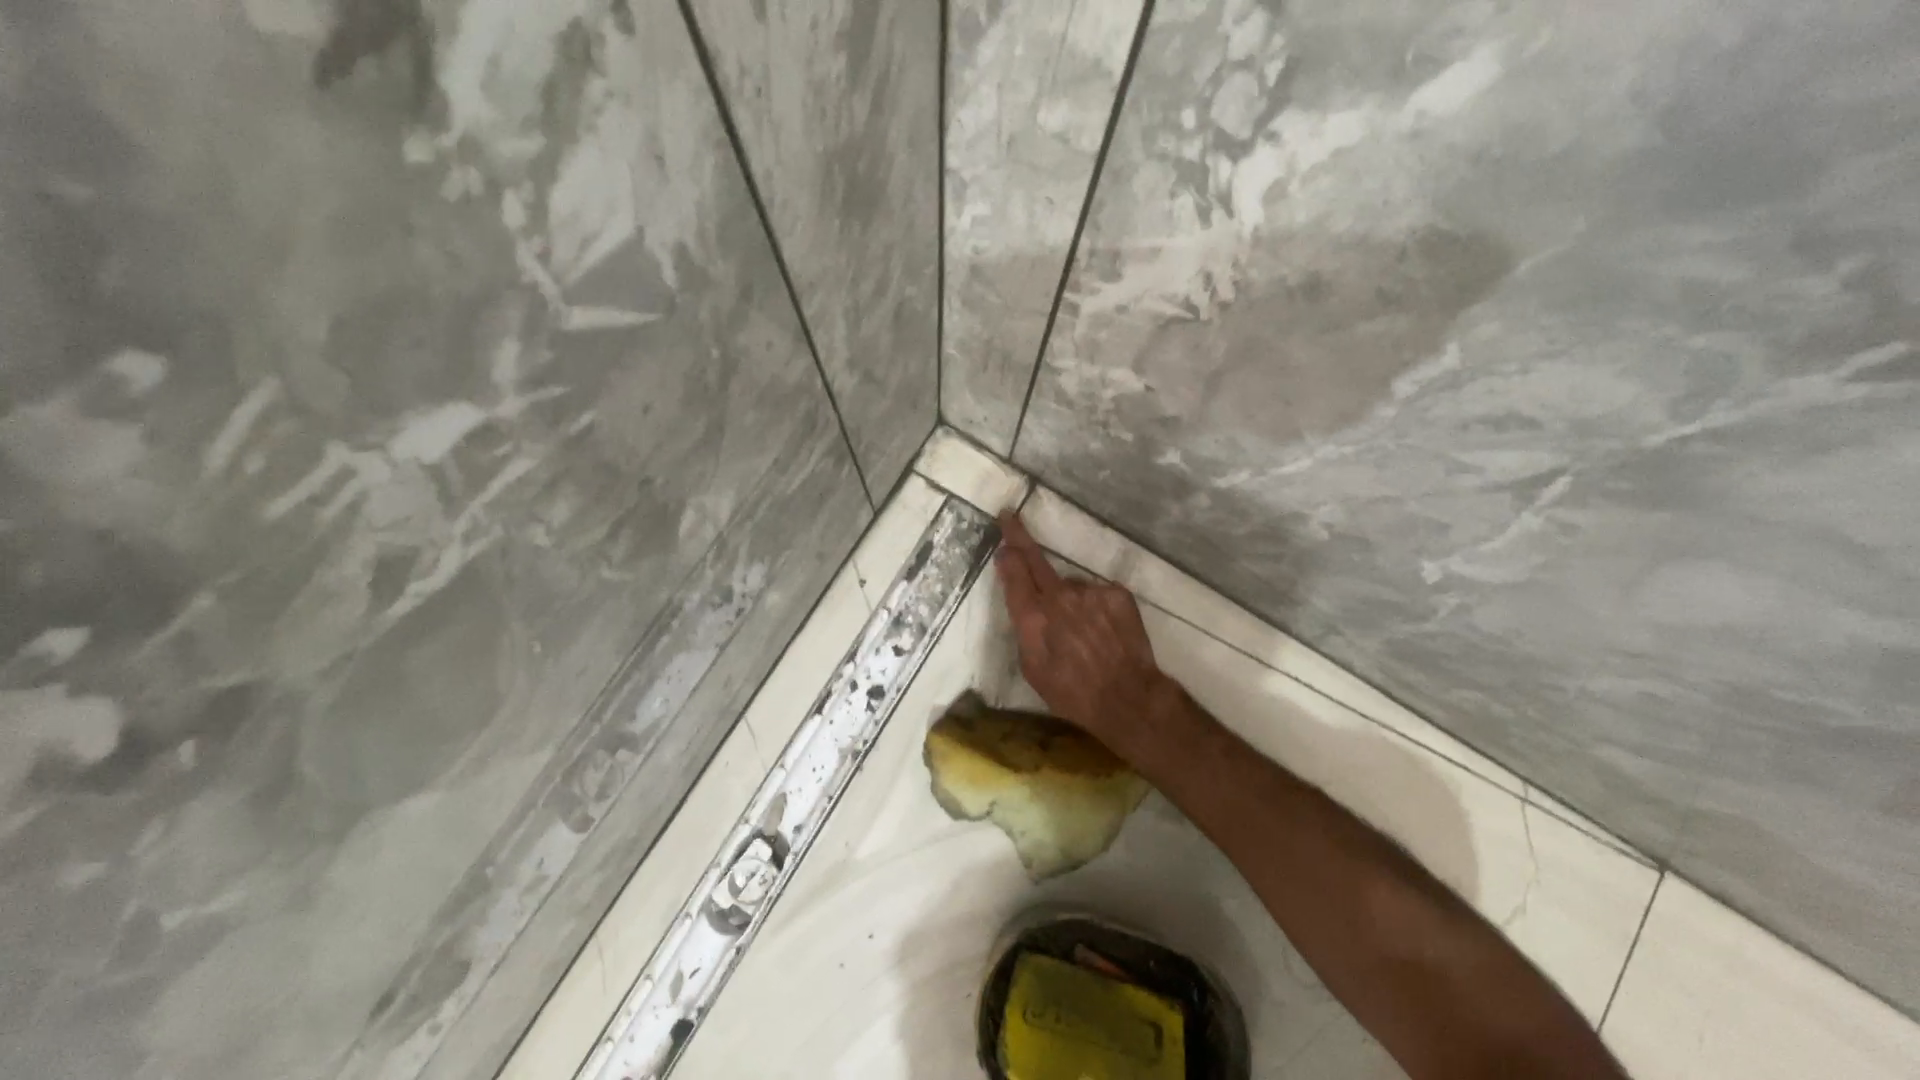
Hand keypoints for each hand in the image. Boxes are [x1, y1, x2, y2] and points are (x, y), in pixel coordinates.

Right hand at [994, 511, 1173, 756]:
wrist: (1127, 697)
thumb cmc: (1072, 693)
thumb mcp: (1033, 669)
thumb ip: (1026, 630)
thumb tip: (1025, 604)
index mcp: (1033, 617)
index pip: (1014, 573)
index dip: (1007, 556)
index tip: (1003, 547)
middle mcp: (1059, 597)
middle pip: (1035, 559)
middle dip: (1019, 536)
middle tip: (1010, 517)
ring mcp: (1090, 591)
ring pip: (1072, 587)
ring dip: (1071, 602)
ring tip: (1084, 635)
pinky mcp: (1117, 594)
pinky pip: (1097, 594)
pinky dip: (1096, 608)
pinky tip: (1104, 632)